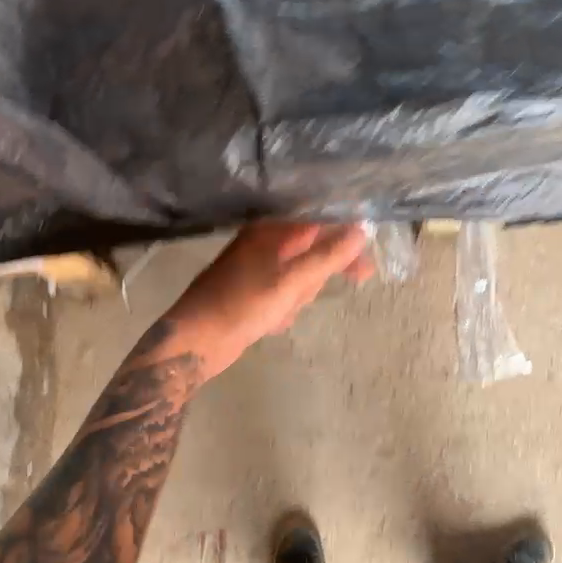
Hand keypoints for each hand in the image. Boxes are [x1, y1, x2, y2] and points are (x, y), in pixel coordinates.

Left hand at [163, 223, 371, 378]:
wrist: (196, 341)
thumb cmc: (243, 305)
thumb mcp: (292, 281)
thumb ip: (328, 256)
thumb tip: (362, 230)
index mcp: (270, 230)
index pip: (319, 221)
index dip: (345, 239)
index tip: (364, 266)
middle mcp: (263, 242)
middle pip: (312, 250)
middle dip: (317, 276)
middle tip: (318, 295)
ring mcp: (256, 267)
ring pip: (299, 276)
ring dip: (299, 296)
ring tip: (283, 312)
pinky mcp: (252, 291)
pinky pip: (284, 294)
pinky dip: (285, 308)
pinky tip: (273, 323)